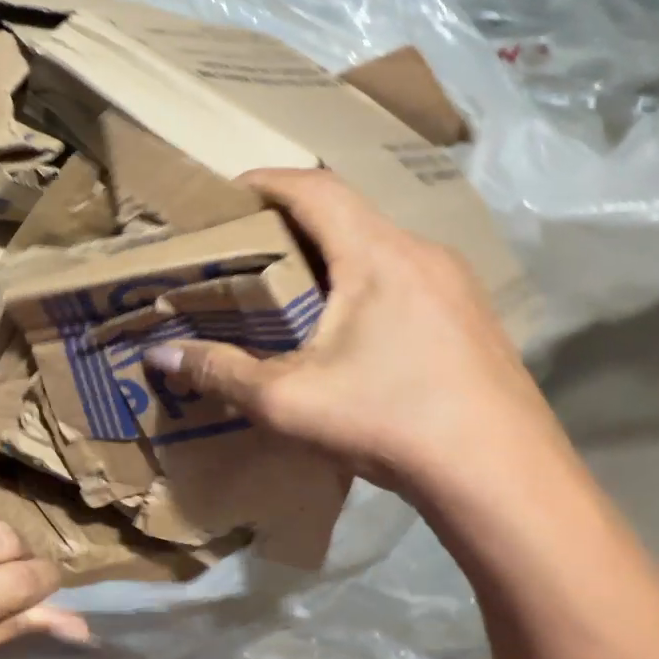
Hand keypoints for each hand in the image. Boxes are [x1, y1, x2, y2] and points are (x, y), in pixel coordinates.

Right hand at [143, 168, 560, 494]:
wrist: (502, 476)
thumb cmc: (387, 420)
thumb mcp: (282, 400)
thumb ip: (217, 370)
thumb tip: (157, 356)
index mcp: (378, 258)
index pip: (317, 189)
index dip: (264, 181)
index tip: (218, 195)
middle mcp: (421, 255)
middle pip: (344, 213)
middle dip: (282, 221)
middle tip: (230, 249)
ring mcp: (451, 283)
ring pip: (371, 245)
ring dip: (318, 253)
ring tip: (271, 285)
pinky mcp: (465, 314)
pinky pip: (395, 273)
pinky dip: (350, 278)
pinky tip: (327, 323)